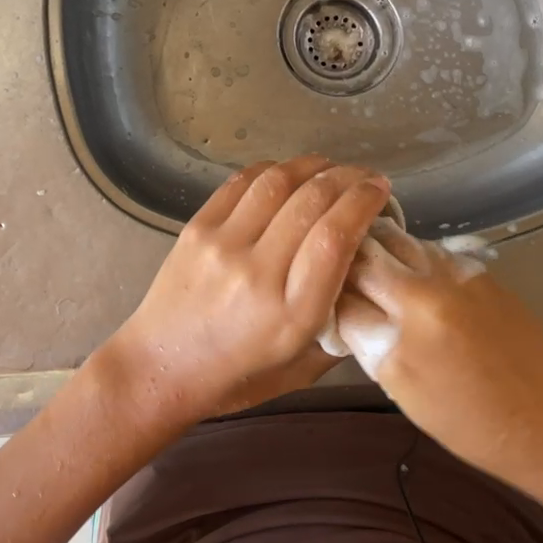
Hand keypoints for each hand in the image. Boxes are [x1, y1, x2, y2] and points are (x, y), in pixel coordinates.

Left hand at [100, 156, 391, 426]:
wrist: (160, 367)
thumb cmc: (237, 376)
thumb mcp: (302, 366)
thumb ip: (339, 320)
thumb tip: (368, 270)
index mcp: (291, 314)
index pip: (336, 237)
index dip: (364, 202)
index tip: (382, 191)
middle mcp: (258, 272)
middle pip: (313, 200)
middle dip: (349, 178)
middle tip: (366, 177)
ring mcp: (222, 244)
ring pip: (278, 181)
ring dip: (313, 166)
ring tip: (332, 169)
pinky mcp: (196, 227)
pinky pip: (242, 182)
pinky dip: (274, 170)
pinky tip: (290, 174)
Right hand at [335, 221, 542, 495]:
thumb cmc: (474, 425)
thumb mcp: (404, 392)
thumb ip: (369, 342)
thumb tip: (343, 309)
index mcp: (401, 336)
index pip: (339, 295)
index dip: (323, 292)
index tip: (313, 292)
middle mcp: (424, 293)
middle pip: (363, 254)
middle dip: (342, 258)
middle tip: (328, 267)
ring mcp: (454, 274)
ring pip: (395, 241)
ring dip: (373, 248)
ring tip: (360, 262)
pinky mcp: (476, 269)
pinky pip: (426, 249)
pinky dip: (406, 255)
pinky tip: (403, 273)